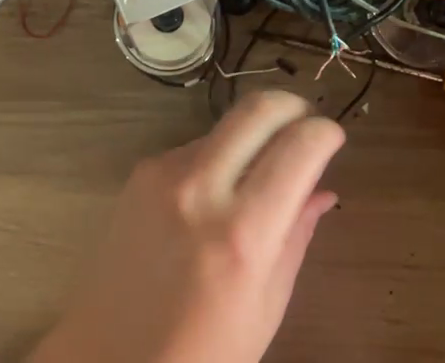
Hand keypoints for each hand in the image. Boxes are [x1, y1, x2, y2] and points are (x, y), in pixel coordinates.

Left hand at [28, 90, 344, 362]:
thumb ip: (296, 236)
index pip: (297, 149)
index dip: (324, 133)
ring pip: (224, 127)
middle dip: (290, 106)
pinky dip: (215, 158)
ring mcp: (163, 174)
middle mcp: (200, 188)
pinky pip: (193, 148)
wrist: (111, 353)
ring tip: (256, 178)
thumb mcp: (265, 305)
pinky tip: (212, 197)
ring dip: (250, 137)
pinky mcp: (140, 172)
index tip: (333, 136)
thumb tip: (324, 188)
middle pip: (257, 109)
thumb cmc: (203, 348)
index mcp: (242, 233)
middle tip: (306, 124)